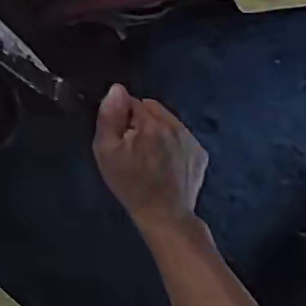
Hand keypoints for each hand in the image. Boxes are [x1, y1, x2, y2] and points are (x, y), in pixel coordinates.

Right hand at [93, 84, 208, 229]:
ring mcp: (191, 140)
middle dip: (140, 121)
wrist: (164, 215)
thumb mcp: (106, 150)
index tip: (120, 137)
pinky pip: (180, 136)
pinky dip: (171, 143)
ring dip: (156, 130)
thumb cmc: (130, 183)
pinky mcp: (200, 153)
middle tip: (132, 147)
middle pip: (151, 108)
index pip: (132, 101)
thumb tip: (117, 90)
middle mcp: (175, 126)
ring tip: (148, 157)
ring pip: (167, 121)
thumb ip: (109, 116)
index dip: (121, 118)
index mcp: (151, 124)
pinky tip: (164, 163)